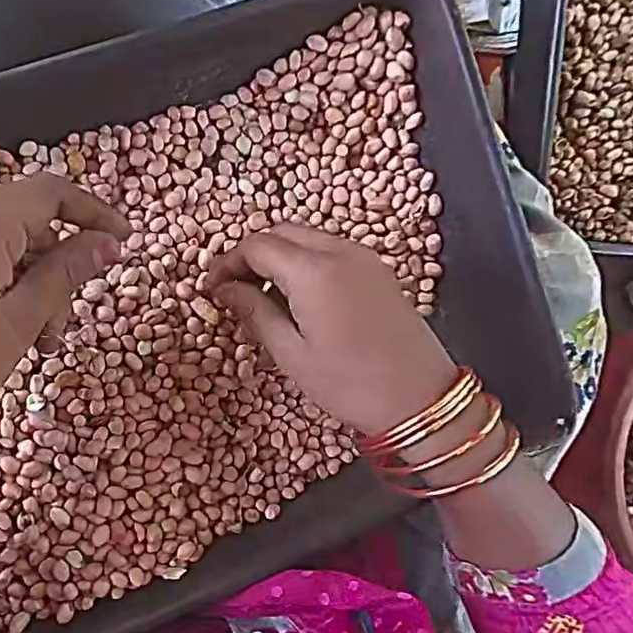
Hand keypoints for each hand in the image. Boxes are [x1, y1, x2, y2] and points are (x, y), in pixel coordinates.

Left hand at [0, 175, 130, 429]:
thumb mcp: (21, 320)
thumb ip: (67, 272)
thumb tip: (108, 243)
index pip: (51, 192)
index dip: (95, 213)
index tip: (125, 241)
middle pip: (28, 225)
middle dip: (58, 269)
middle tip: (62, 328)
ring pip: (3, 246)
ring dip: (32, 285)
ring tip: (36, 341)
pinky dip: (2, 286)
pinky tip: (6, 330)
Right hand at [203, 225, 455, 436]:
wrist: (420, 399)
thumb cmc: (350, 384)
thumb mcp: (292, 353)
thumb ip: (255, 312)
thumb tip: (224, 290)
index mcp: (313, 270)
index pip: (256, 245)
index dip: (227, 262)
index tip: (212, 288)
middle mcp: (340, 251)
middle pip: (281, 232)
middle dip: (252, 256)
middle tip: (236, 292)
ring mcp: (364, 258)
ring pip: (307, 239)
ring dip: (280, 258)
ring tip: (265, 300)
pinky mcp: (378, 271)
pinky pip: (332, 252)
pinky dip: (306, 264)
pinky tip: (300, 300)